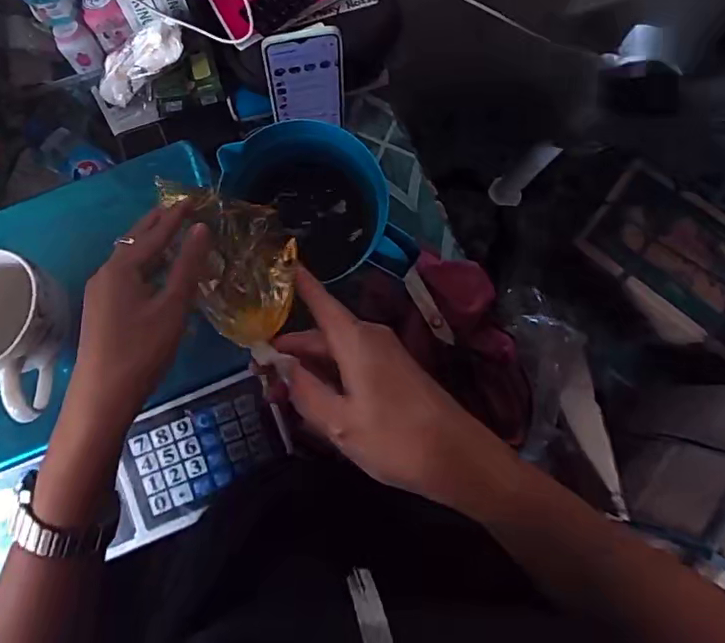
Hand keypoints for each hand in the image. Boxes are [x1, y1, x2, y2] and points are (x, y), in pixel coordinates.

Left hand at [67, 202, 211, 426]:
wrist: (101, 397)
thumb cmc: (141, 351)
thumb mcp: (172, 308)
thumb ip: (187, 266)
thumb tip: (200, 229)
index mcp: (122, 268)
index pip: (154, 233)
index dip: (175, 217)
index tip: (192, 200)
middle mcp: (106, 273)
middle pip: (135, 240)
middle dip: (157, 224)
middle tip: (177, 209)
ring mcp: (99, 292)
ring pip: (128, 259)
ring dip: (149, 245)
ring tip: (169, 235)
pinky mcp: (100, 309)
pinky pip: (124, 275)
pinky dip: (143, 265)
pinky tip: (154, 274)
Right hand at [273, 267, 516, 509]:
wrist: (465, 462)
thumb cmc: (399, 440)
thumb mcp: (342, 424)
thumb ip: (306, 392)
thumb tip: (283, 368)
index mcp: (354, 340)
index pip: (319, 301)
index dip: (298, 282)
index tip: (280, 262)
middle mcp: (369, 338)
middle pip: (320, 335)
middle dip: (289, 352)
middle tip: (259, 375)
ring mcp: (384, 356)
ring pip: (335, 354)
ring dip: (308, 370)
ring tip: (280, 395)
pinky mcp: (395, 375)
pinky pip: (352, 367)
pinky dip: (330, 379)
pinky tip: (316, 403)